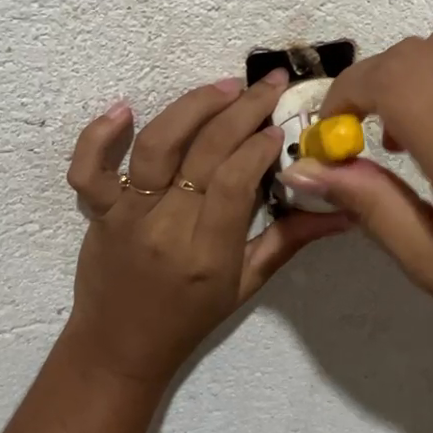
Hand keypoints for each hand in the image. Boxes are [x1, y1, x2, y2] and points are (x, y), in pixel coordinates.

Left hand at [62, 71, 349, 385]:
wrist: (119, 348)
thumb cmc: (191, 317)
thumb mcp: (248, 284)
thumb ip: (292, 240)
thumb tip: (345, 209)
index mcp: (207, 251)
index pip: (234, 180)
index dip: (259, 145)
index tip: (281, 125)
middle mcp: (165, 227)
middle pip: (202, 151)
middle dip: (241, 109)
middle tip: (268, 84)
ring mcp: (127, 215)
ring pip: (154, 146)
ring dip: (192, 106)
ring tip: (225, 87)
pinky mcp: (98, 210)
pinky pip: (88, 170)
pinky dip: (98, 136)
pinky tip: (123, 107)